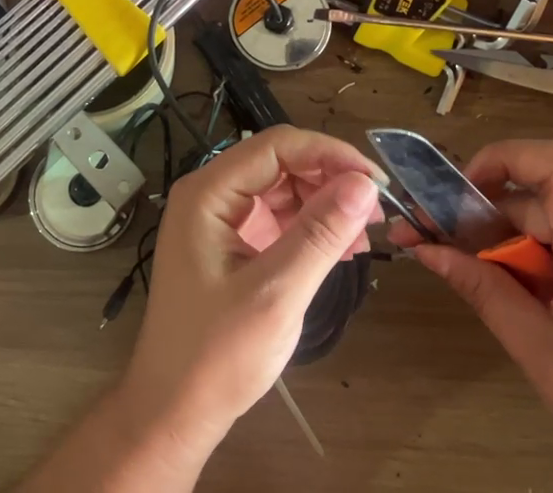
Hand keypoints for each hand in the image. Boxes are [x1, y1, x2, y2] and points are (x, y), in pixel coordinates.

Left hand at [120, 125, 384, 438]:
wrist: (175, 407)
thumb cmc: (217, 354)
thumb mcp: (277, 292)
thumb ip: (319, 233)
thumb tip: (364, 183)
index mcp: (207, 193)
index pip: (275, 147)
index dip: (329, 154)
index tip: (376, 180)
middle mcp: (209, 195)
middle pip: (278, 163)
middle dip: (329, 180)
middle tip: (376, 212)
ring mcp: (218, 220)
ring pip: (281, 190)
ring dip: (323, 205)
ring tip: (364, 235)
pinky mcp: (229, 245)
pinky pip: (275, 219)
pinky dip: (309, 228)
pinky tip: (341, 249)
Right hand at [389, 140, 552, 492]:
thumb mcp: (542, 353)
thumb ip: (484, 290)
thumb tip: (424, 248)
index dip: (500, 158)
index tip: (456, 192)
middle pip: (545, 196)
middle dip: (487, 216)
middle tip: (435, 243)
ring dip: (510, 239)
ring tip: (476, 275)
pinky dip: (538, 251)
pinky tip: (521, 287)